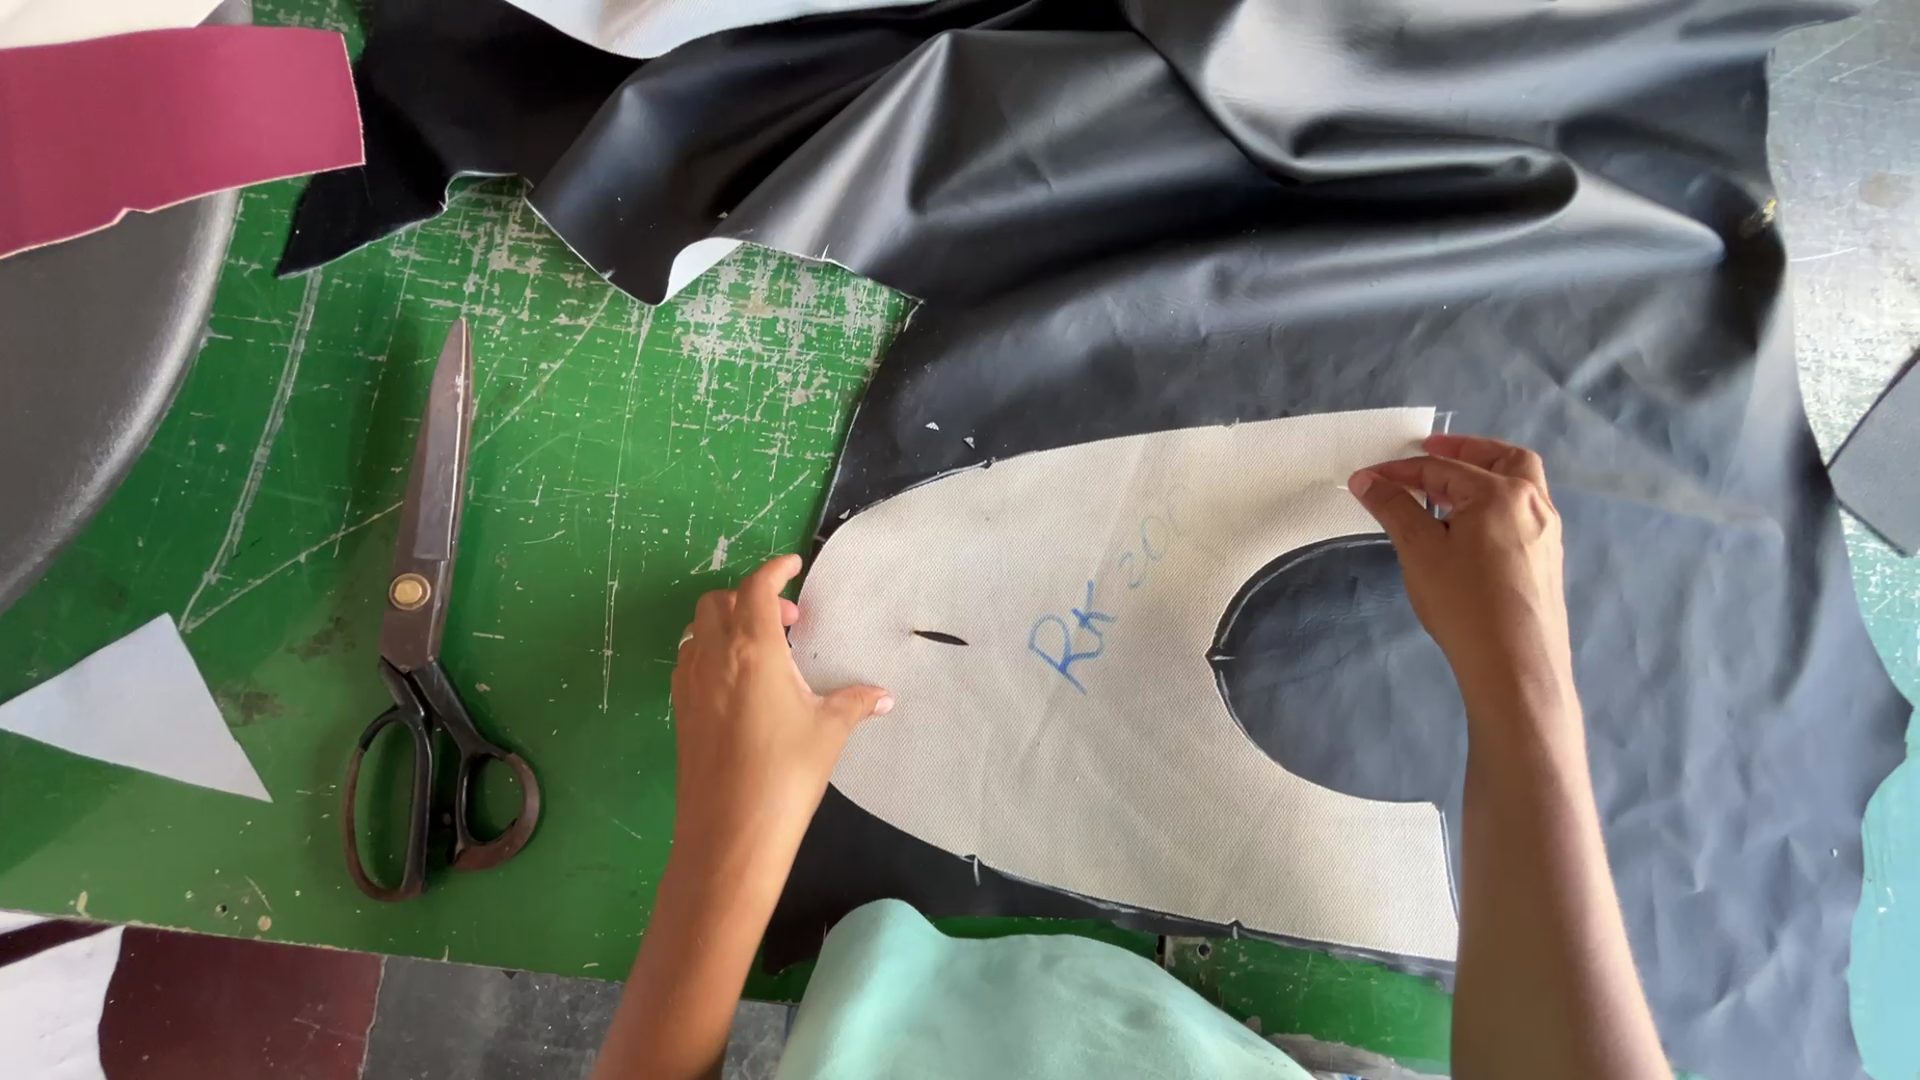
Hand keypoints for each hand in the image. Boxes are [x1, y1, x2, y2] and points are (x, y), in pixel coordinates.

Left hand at [669, 554, 892, 877]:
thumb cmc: (786, 773)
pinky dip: (712, 649)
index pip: (756, 588)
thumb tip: (884, 697)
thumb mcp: (830, 731)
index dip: (775, 568)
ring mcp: (690, 683)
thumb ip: (855, 703)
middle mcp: (714, 656)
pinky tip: (739, 681)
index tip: (794, 564)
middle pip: (719, 600)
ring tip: (764, 649)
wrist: (729, 834)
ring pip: (699, 628)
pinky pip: (690, 658)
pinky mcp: (680, 710)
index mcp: (753, 649)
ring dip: (728, 622)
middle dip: (751, 596)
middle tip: (787, 620)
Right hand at [1348, 434, 1571, 694]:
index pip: (1441, 469)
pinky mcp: (1546, 558)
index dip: (1398, 471)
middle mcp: (1534, 503)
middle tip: (1430, 451)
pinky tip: (1467, 528)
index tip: (1363, 479)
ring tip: (1444, 490)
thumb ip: (1393, 507)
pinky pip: (1519, 513)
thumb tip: (1367, 479)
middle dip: (1465, 450)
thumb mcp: (1418, 549)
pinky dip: (1492, 504)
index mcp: (1501, 493)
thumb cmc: (1463, 599)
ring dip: (1482, 476)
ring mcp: (1546, 532)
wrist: (1514, 662)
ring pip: (1517, 486)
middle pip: (1503, 459)